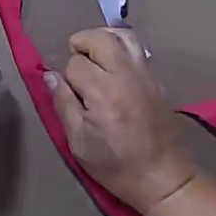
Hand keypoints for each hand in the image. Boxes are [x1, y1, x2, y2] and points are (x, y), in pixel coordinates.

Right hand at [45, 28, 201, 215]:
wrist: (165, 179)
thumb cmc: (116, 167)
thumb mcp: (79, 143)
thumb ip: (63, 104)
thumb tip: (50, 75)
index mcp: (103, 94)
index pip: (75, 63)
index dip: (67, 75)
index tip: (70, 93)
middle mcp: (126, 76)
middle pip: (100, 38)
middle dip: (82, 43)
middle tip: (76, 62)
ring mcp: (146, 76)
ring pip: (124, 36)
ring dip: (104, 38)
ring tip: (94, 55)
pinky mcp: (157, 81)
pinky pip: (138, 50)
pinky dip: (121, 48)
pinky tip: (113, 68)